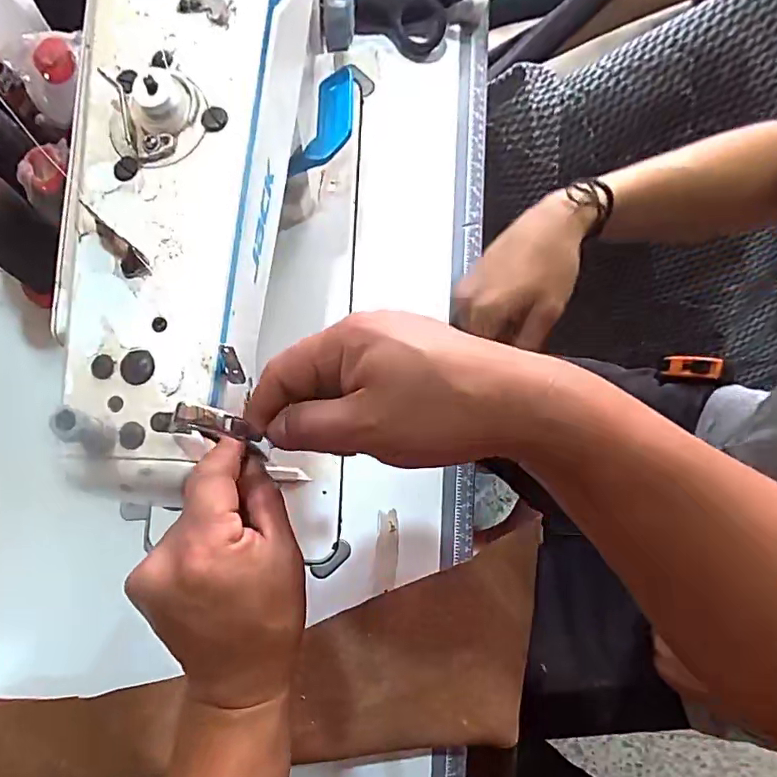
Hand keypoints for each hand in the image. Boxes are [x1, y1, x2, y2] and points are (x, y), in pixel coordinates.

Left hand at [125, 439, 305, 709]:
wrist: (238, 680)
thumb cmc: (270, 621)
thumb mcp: (284, 553)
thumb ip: (262, 498)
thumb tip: (248, 463)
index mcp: (204, 546)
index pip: (208, 477)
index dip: (225, 456)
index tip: (238, 442)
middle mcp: (164, 555)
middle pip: (195, 502)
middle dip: (223, 502)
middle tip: (250, 521)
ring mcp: (146, 571)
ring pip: (183, 524)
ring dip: (206, 526)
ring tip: (231, 559)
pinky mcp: (140, 583)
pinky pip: (171, 546)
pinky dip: (191, 547)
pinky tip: (210, 572)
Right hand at [245, 310, 559, 467]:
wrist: (519, 403)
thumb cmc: (440, 412)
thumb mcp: (362, 428)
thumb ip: (308, 427)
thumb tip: (276, 425)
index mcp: (345, 337)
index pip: (281, 370)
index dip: (263, 407)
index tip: (257, 439)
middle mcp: (366, 327)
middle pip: (310, 372)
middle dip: (301, 411)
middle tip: (306, 449)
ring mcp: (395, 337)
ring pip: (341, 378)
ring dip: (332, 412)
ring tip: (348, 442)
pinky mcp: (417, 353)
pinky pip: (369, 379)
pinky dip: (359, 405)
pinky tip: (377, 428)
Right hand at [451, 191, 593, 349]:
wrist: (551, 220)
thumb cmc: (554, 261)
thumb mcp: (550, 308)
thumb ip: (529, 342)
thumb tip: (518, 364)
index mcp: (484, 311)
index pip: (480, 352)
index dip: (496, 362)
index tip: (511, 366)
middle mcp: (467, 300)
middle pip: (471, 339)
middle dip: (488, 346)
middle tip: (511, 350)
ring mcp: (464, 288)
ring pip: (467, 324)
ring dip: (484, 331)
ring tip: (508, 331)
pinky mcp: (467, 277)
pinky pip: (468, 308)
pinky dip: (481, 315)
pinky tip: (501, 314)